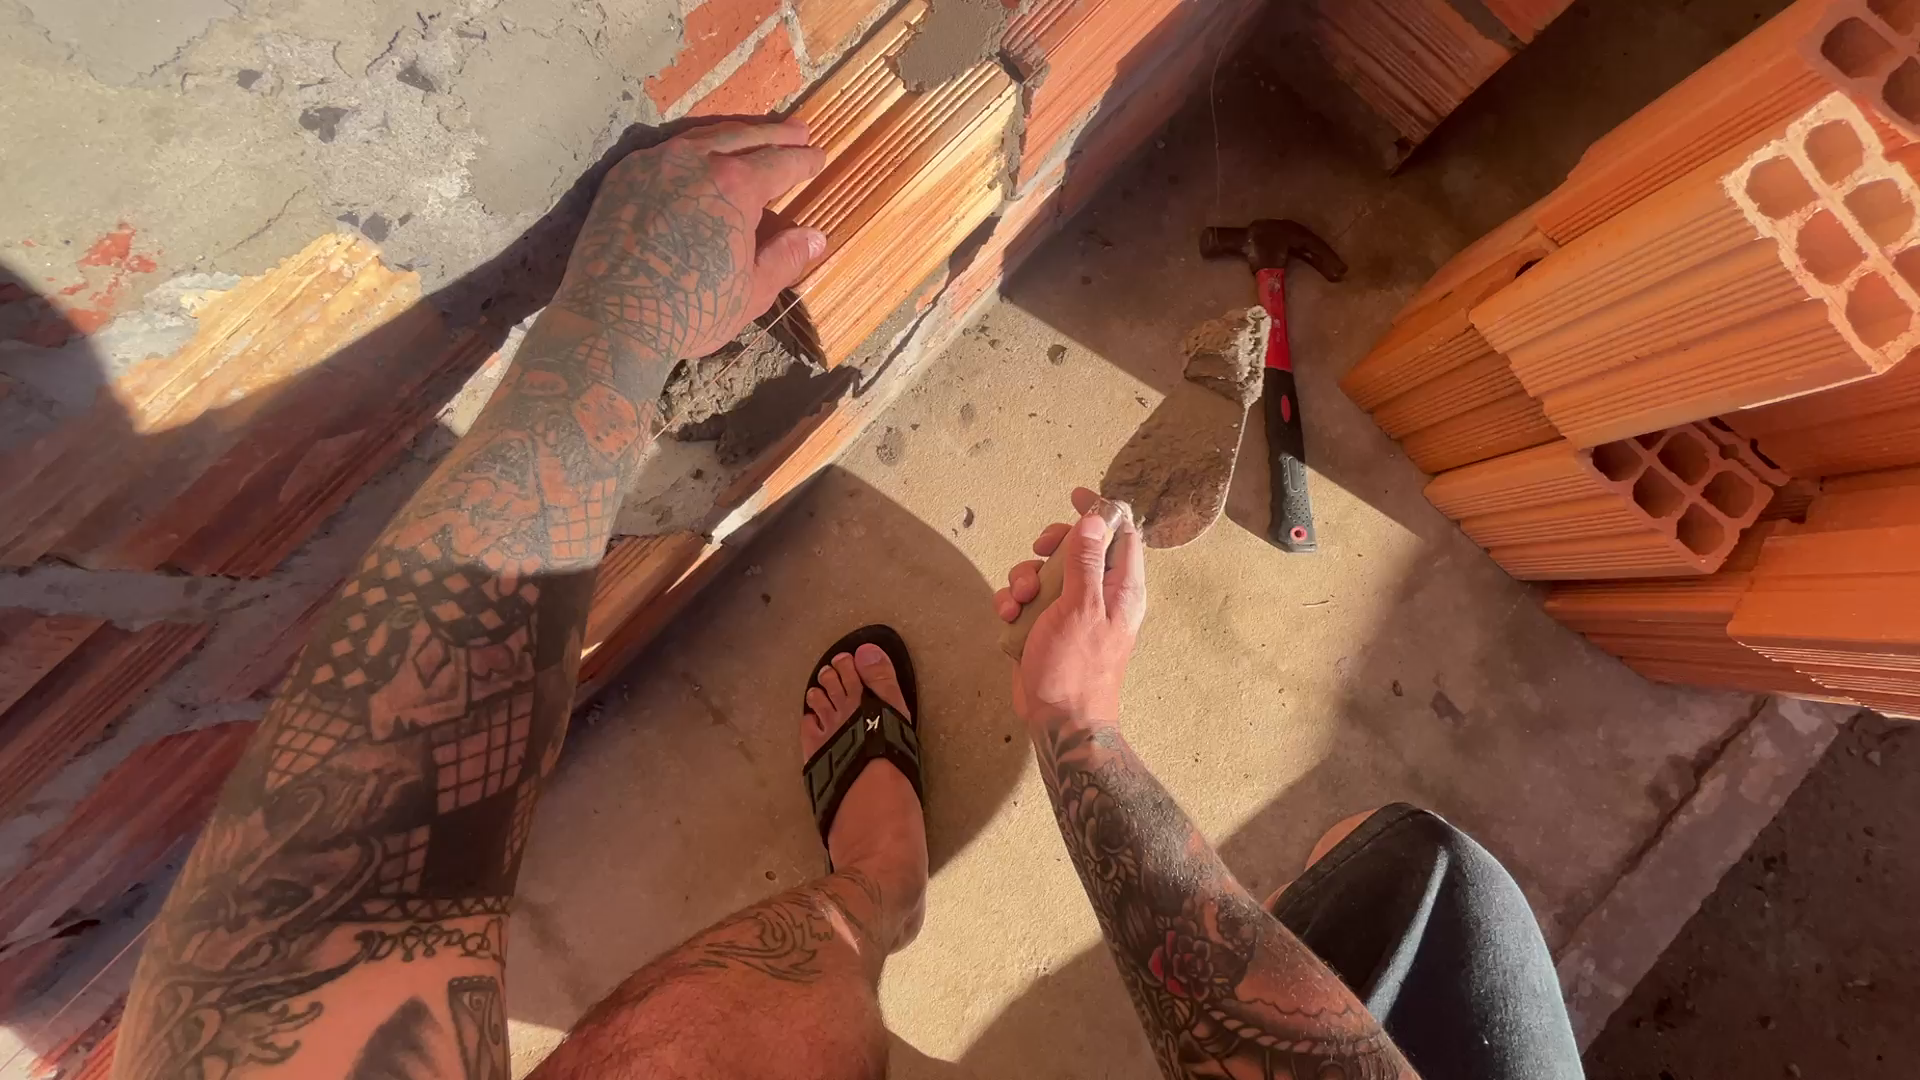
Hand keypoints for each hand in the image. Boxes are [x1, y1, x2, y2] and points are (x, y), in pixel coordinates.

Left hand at [554, 119, 827, 364]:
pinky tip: (702, 156)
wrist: (614, 317)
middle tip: (798, 131)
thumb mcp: (752, 293)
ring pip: (703, 136)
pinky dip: (695, 146)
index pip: (779, 163)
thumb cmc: (692, 311)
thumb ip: (785, 259)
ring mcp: (655, 163)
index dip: (802, 161)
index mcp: (734, 187)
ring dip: (735, 133)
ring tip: (754, 135)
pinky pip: (669, 149)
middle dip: (774, 134)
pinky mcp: (625, 175)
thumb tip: (816, 238)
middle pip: (743, 136)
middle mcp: (695, 161)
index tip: (818, 156)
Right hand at [995, 487, 1146, 727]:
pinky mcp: (1044, 625)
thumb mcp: (1081, 608)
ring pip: (1045, 570)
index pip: (1121, 534)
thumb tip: (1094, 518)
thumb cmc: (1077, 666)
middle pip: (1077, 546)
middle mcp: (1099, 594)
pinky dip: (1013, 601)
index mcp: (1122, 588)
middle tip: (1040, 548)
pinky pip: (1026, 598)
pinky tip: (1008, 616)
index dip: (1100, 511)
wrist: (1058, 718)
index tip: (1074, 495)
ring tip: (1019, 600)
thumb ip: (1086, 561)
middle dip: (1052, 544)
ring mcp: (1070, 610)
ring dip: (1024, 576)